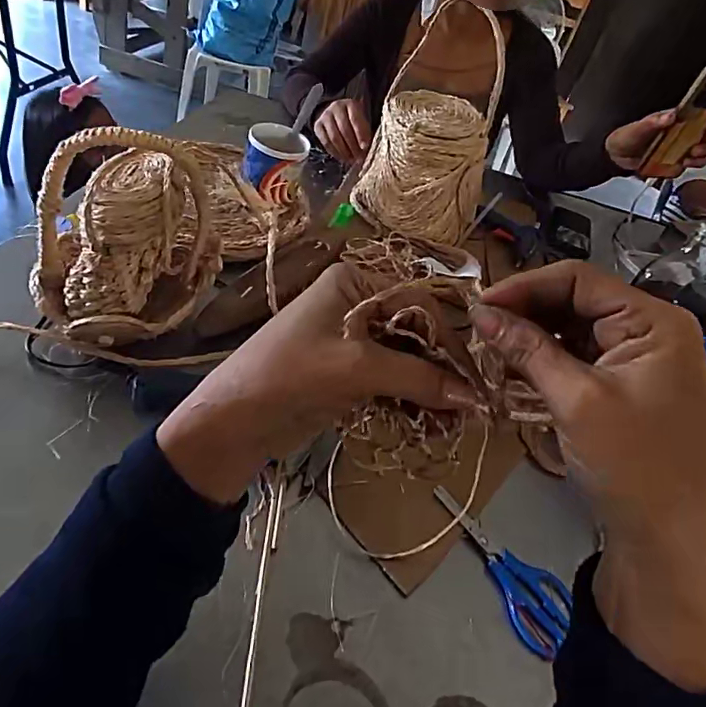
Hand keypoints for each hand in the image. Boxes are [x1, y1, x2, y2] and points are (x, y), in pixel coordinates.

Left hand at [158, 264, 475, 503]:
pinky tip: (435, 423)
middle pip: (416, 331)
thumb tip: (474, 395)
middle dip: (442, 368)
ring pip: (408, 359)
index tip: (475, 376)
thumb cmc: (288, 376)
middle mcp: (357, 304)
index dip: (448, 339)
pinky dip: (413, 401)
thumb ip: (416, 377)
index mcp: (354, 283)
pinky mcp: (351, 374)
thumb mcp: (355, 370)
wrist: (230, 424)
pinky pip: (394, 381)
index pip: (417, 301)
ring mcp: (354, 341)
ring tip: (457, 422)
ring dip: (432, 389)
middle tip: (473, 404)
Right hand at [312, 97, 372, 164]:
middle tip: (358, 158)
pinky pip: (325, 142)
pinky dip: (334, 152)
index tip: (364, 147)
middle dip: (352, 146)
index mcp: (351, 104)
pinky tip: (342, 158)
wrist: (337, 114)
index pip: (355, 120)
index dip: (360, 135)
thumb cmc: (354, 120)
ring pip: (334, 137)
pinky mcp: (317, 126)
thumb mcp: (363, 121)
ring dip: (343, 151)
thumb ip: (365, 133)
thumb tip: (364, 149)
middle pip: (344, 129)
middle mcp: (336, 107)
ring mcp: (325, 116)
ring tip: (351, 160)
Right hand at [470, 262, 705, 689]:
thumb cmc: (634, 465)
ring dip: (535, 340)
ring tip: (491, 351)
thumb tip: (481, 312)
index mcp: (653, 320)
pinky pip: (583, 361)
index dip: (525, 286)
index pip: (579, 279)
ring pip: (576, 332)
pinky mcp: (629, 389)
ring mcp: (642, 361)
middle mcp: (652, 331)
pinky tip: (517, 372)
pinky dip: (550, 364)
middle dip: (528, 313)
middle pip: (577, 303)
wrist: (675, 545)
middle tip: (480, 329)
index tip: (479, 305)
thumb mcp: (575, 401)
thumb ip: (528, 349)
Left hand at [604, 110, 705, 175]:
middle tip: (703, 142)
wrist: (615, 158)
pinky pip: (692, 165)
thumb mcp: (637, 128)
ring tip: (692, 154)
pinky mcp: (678, 163)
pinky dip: (691, 165)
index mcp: (679, 119)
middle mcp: (685, 132)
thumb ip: (653, 122)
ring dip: (704, 152)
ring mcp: (683, 148)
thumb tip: (670, 115)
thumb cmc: (625, 137)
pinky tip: (683, 163)